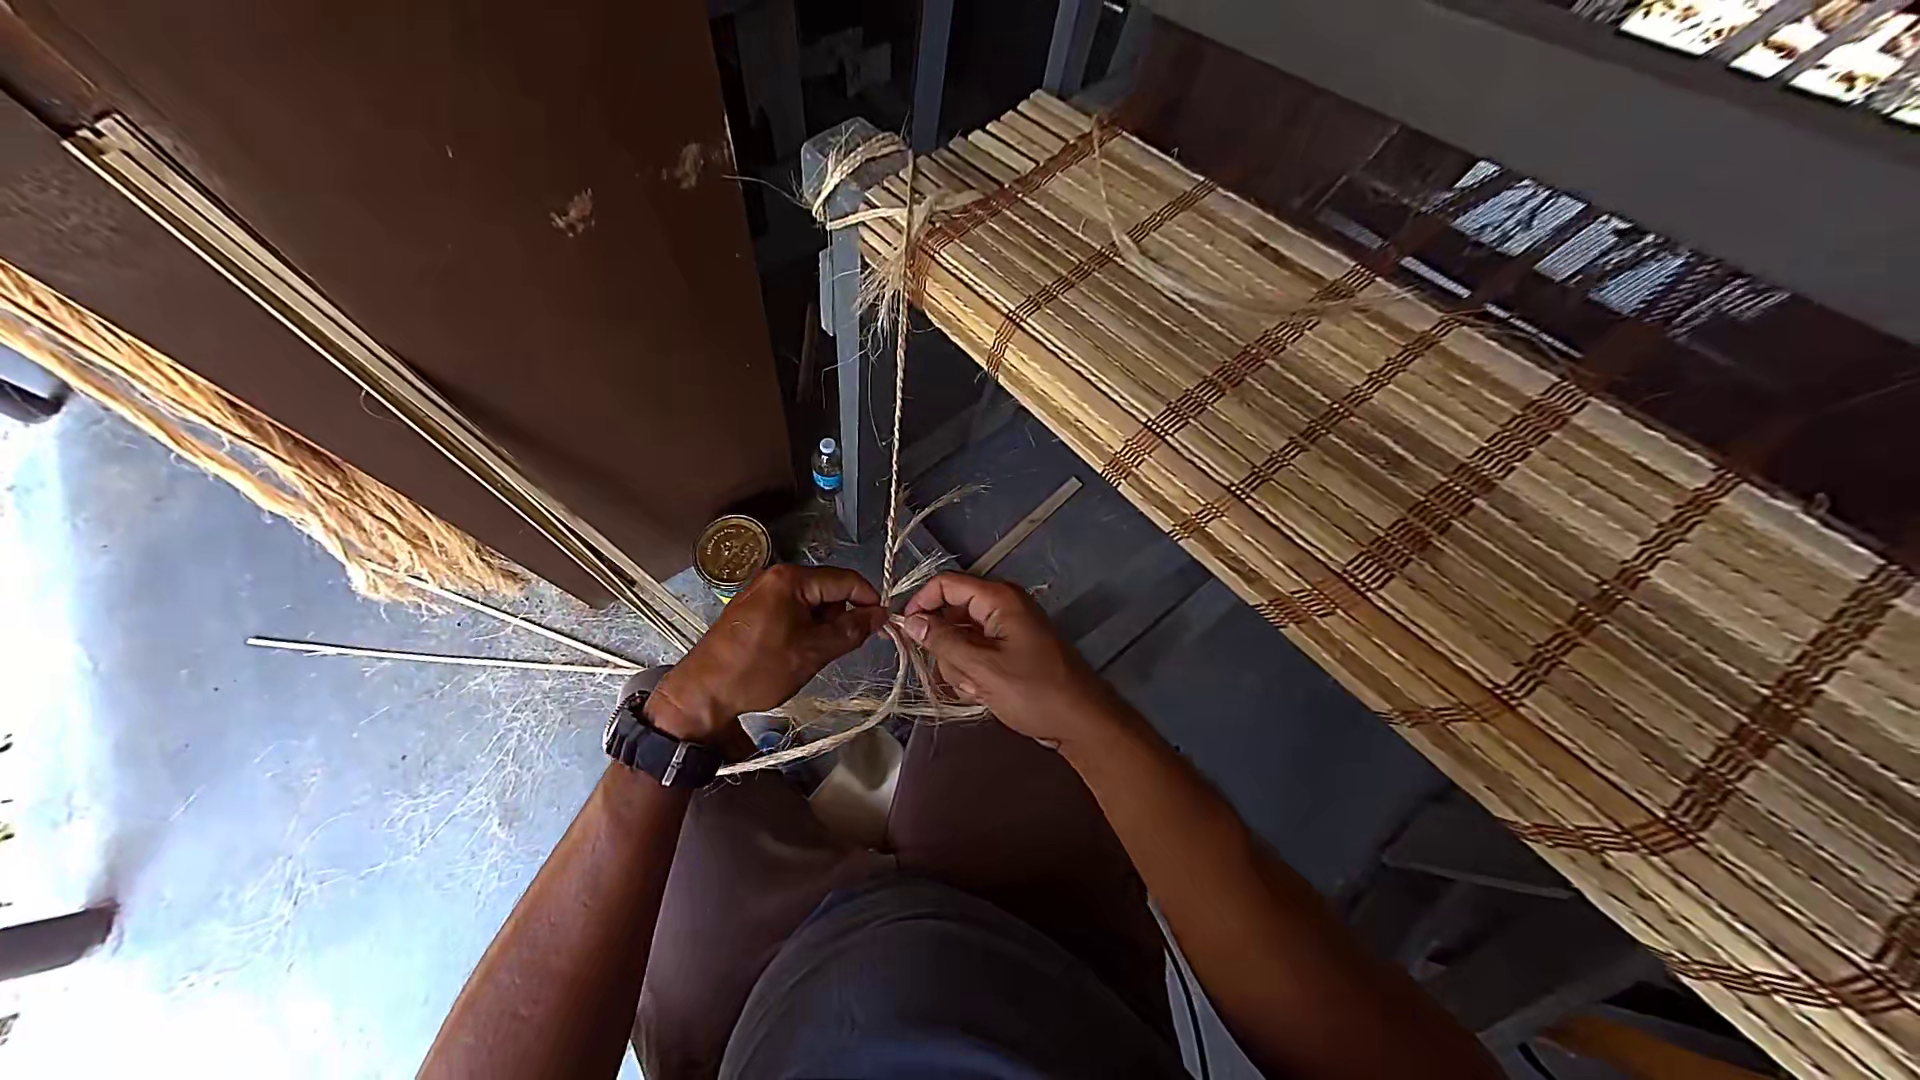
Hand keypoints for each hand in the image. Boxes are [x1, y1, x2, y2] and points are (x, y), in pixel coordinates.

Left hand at [649, 564, 886, 740]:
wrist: (703, 693)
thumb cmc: (758, 670)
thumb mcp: (814, 651)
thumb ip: (852, 630)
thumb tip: (880, 615)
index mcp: (791, 579)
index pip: (846, 580)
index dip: (868, 601)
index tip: (881, 625)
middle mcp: (776, 577)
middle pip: (828, 590)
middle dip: (840, 617)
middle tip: (837, 648)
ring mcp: (762, 591)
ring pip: (811, 603)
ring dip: (821, 626)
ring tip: (810, 654)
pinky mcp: (753, 608)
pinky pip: (792, 610)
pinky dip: (803, 628)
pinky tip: (793, 652)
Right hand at [901, 572, 1120, 749]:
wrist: (1079, 721)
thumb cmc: (1034, 691)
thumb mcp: (982, 667)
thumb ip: (943, 641)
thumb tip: (911, 622)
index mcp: (999, 598)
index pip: (946, 584)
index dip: (921, 603)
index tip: (905, 632)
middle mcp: (1002, 606)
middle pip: (951, 613)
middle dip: (947, 647)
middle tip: (960, 674)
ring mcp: (1006, 629)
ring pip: (960, 638)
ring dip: (960, 666)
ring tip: (979, 688)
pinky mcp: (1009, 650)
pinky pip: (975, 653)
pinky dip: (973, 673)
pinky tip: (985, 692)